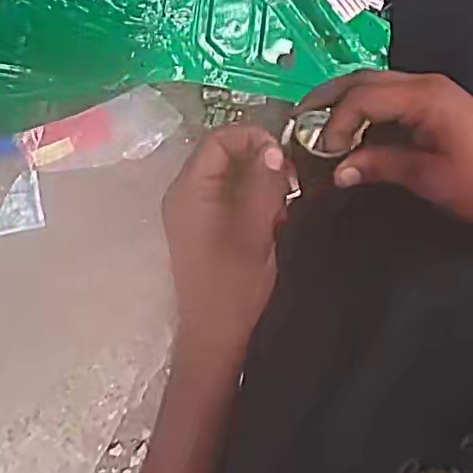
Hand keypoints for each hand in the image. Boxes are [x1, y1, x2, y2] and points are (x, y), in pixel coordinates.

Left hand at [161, 126, 293, 361]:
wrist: (214, 336)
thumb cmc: (234, 285)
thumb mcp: (256, 230)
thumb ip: (264, 184)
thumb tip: (272, 149)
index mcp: (189, 190)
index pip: (217, 139)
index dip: (251, 136)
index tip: (282, 154)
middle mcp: (183, 192)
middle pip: (220, 151)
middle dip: (257, 154)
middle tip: (289, 174)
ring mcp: (189, 207)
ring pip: (225, 170)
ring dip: (256, 174)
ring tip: (284, 193)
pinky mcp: (199, 221)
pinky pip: (224, 189)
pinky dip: (249, 190)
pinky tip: (271, 210)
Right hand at [297, 70, 472, 222]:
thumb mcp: (430, 178)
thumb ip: (381, 166)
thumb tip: (338, 171)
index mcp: (424, 97)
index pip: (363, 96)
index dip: (335, 121)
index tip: (323, 151)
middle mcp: (424, 83)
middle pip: (363, 79)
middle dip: (328, 98)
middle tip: (299, 119)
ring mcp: (429, 88)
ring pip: (373, 82)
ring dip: (342, 99)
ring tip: (315, 120)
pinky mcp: (433, 100)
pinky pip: (387, 94)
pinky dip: (362, 106)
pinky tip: (349, 126)